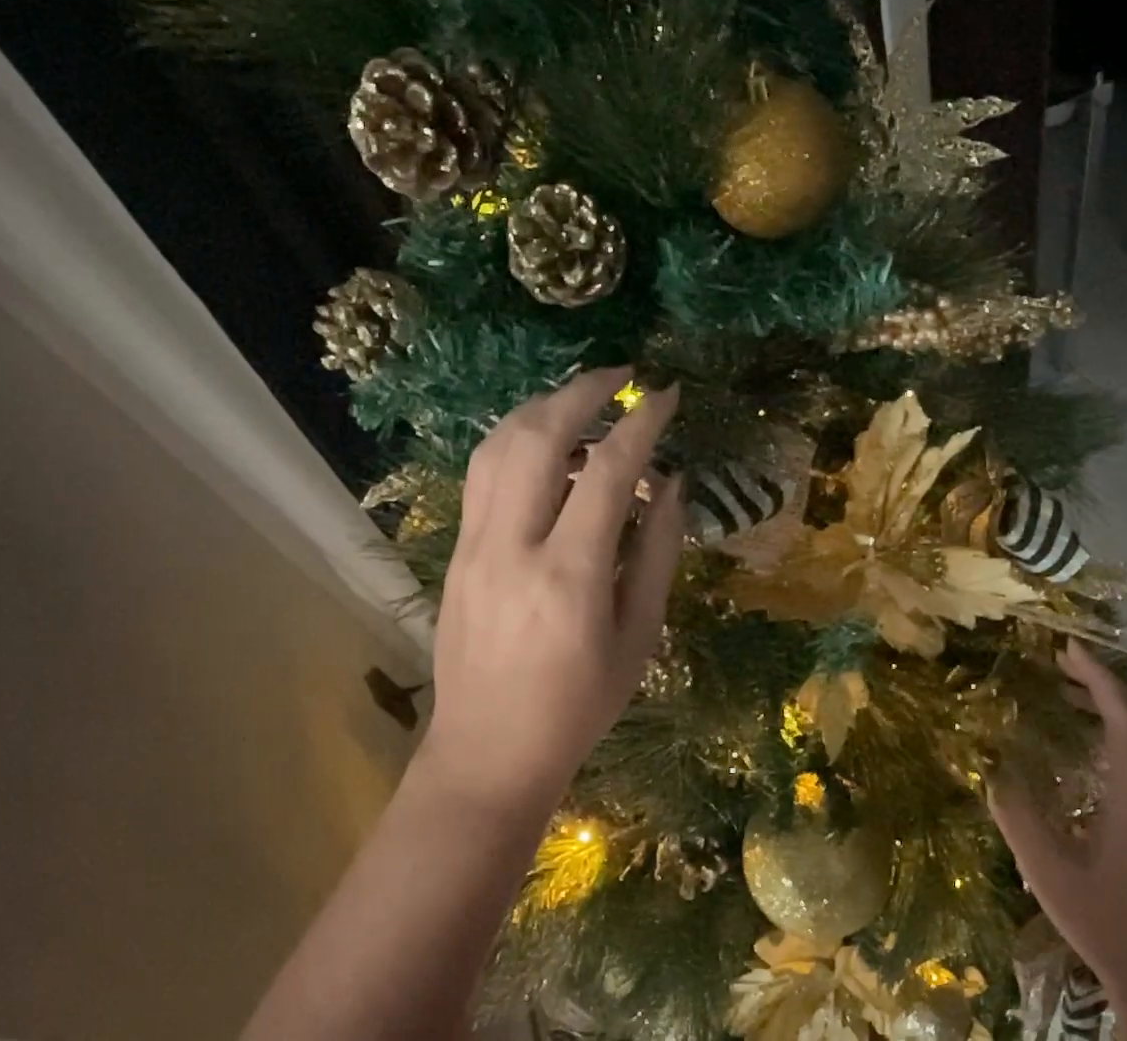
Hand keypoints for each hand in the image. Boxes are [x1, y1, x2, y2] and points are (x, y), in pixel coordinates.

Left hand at [419, 367, 685, 805]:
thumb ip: (656, 552)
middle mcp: (512, 546)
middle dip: (582, 391)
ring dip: (542, 407)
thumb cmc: (579, 705)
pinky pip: (481, 474)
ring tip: (584, 400)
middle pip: (538, 437)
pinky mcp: (455, 552)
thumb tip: (670, 482)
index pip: (607, 471)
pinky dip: (515, 440)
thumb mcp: (638, 636)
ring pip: (497, 446)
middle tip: (623, 375)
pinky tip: (545, 444)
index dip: (641, 423)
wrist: (489, 752)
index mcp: (569, 575)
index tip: (667, 395)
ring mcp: (473, 545)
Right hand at [989, 642, 1126, 1039]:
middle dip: (1104, 685)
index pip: (1122, 712)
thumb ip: (1016, 815)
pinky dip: (1126, 738)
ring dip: (1116, 711)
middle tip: (1061, 668)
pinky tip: (1095, 753)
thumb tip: (990, 769)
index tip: (1066, 648)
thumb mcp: (1047, 870)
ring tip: (1071, 700)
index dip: (1095, 675)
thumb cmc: (1107, 920)